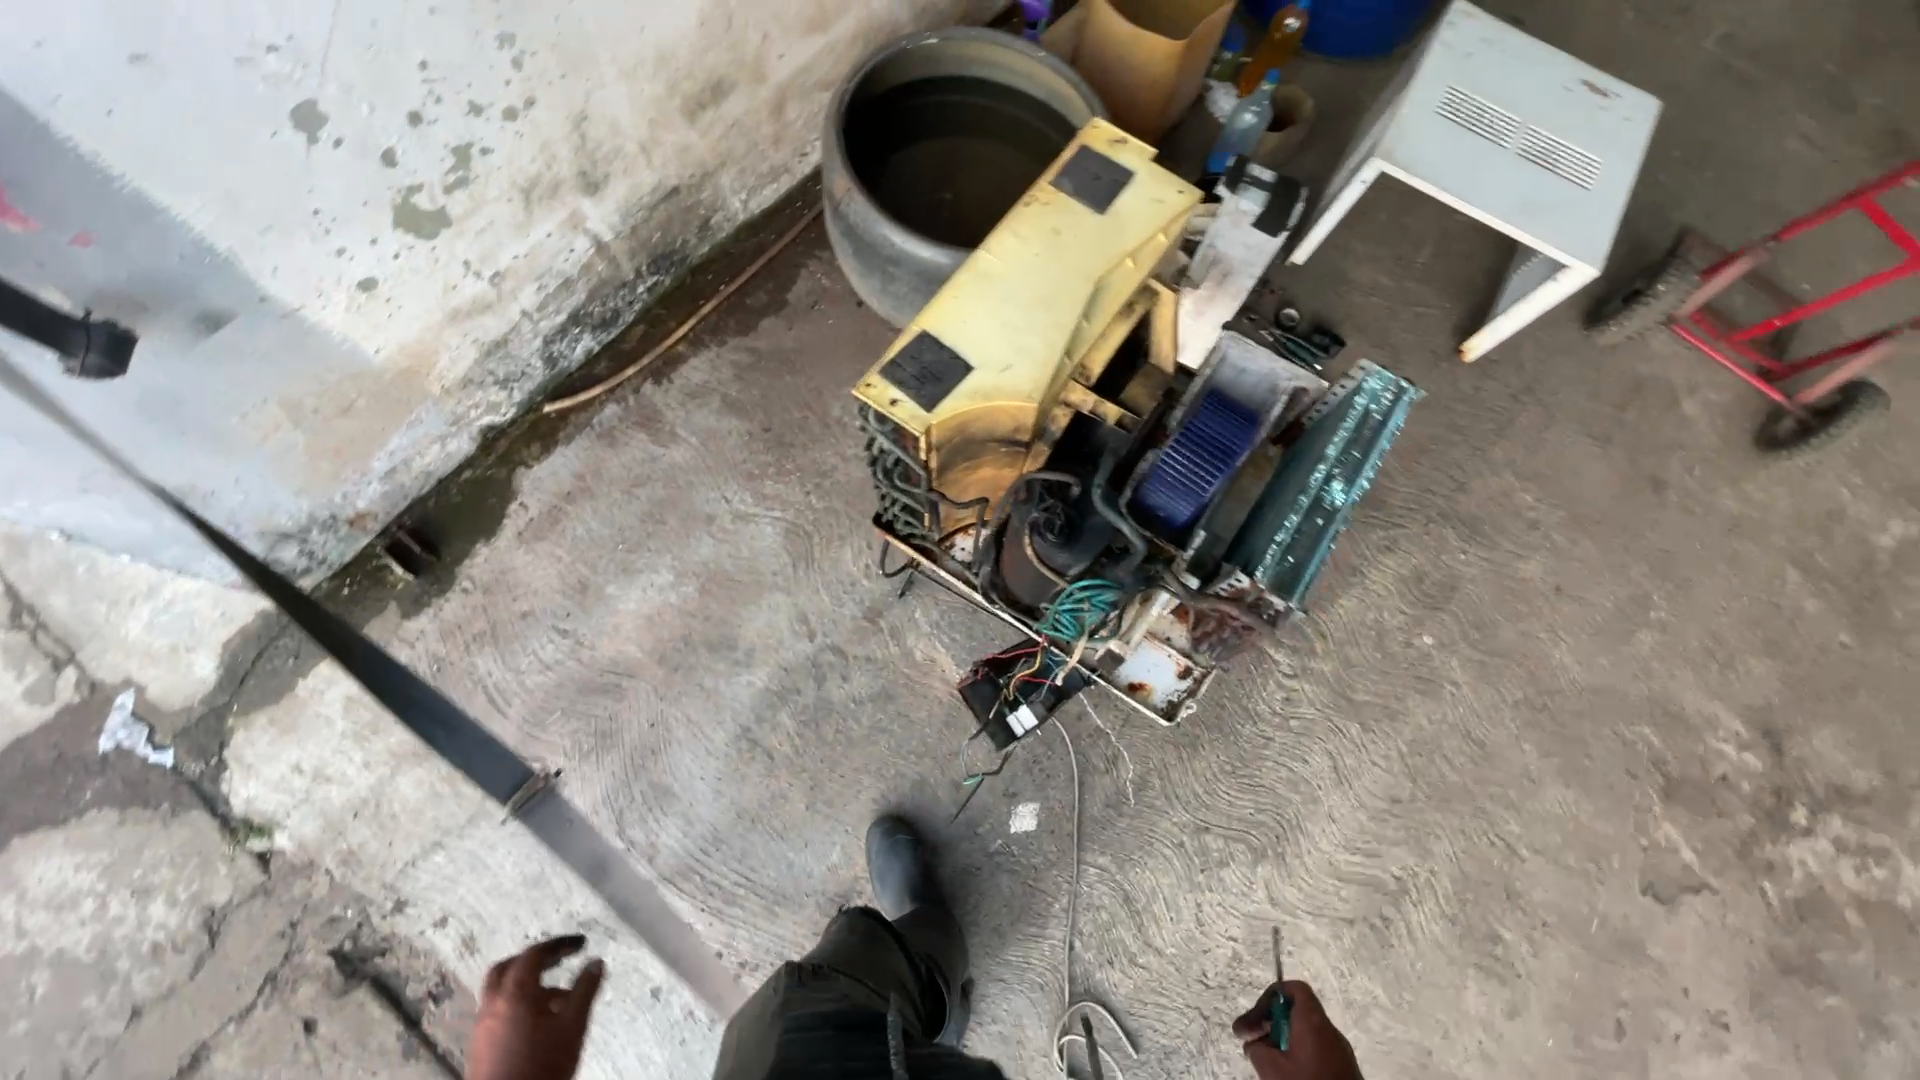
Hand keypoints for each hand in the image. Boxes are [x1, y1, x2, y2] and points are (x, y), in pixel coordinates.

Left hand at [466, 935, 606, 1079]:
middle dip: (533, 959)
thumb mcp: (574, 1024)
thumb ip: (585, 989)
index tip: (580, 944)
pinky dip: (517, 1004)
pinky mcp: (480, 1046)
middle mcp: (493, 1004)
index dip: (559, 944)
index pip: (534, 954)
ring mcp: (482, 1026)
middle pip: (507, 967)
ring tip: (557, 997)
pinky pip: (498, 1011)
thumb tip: (596, 962)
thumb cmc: (543, 1064)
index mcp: (516, 992)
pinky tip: (539, 1022)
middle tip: (557, 959)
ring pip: (500, 991)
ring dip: (526, 984)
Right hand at [1232, 981, 1361, 1079]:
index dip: (1272, 995)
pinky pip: (1317, 1049)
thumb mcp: (1271, 1068)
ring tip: (1267, 1059)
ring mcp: (1341, 1051)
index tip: (1256, 1018)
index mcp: (1314, 1022)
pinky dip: (1299, 1053)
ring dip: (1283, 1040)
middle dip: (1271, 1022)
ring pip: (1306, 1032)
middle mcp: (1331, 1031)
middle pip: (1297, 1011)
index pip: (1295, 988)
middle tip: (1252, 1040)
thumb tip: (1254, 1042)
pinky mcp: (1346, 1069)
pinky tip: (1287, 1071)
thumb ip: (1256, 1048)